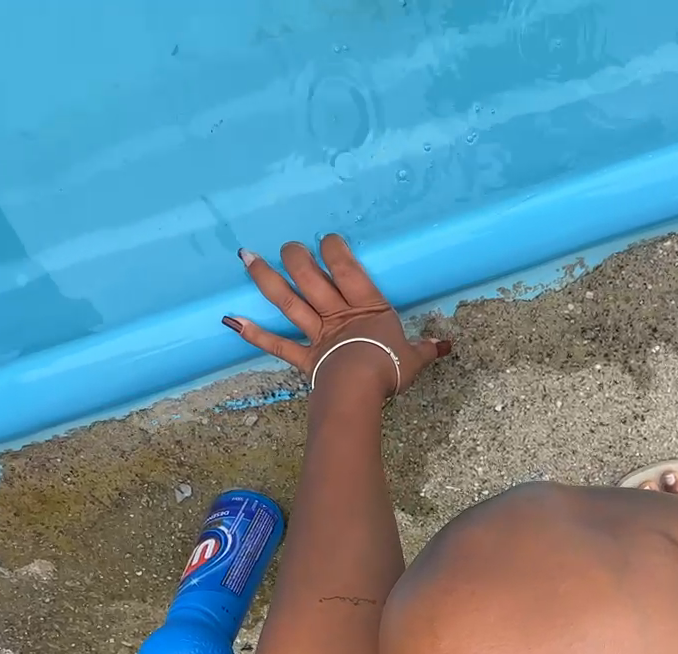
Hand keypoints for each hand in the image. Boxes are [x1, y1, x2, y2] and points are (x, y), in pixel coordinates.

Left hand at [223, 234, 450, 399]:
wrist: (362, 391)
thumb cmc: (389, 369)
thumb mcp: (413, 358)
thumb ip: (425, 349)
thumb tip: (445, 345)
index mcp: (367, 308)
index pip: (349, 271)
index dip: (336, 252)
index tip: (328, 239)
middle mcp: (339, 316)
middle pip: (313, 280)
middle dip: (298, 259)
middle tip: (288, 245)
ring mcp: (318, 335)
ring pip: (290, 302)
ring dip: (268, 280)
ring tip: (248, 258)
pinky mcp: (305, 358)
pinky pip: (277, 344)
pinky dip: (254, 333)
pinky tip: (231, 319)